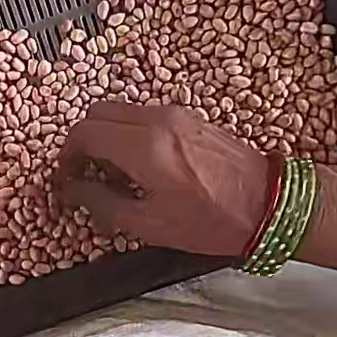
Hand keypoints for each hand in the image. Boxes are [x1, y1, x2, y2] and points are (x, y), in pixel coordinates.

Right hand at [53, 102, 270, 257]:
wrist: (270, 203)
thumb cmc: (212, 220)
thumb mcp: (150, 225)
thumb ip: (102, 203)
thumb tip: (74, 190)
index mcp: (143, 146)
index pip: (84, 132)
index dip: (67, 156)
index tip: (68, 178)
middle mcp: (157, 119)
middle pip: (97, 113)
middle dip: (84, 141)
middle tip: (86, 174)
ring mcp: (175, 113)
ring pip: (121, 111)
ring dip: (107, 136)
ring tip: (116, 174)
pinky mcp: (189, 116)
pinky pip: (144, 115)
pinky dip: (130, 132)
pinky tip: (142, 165)